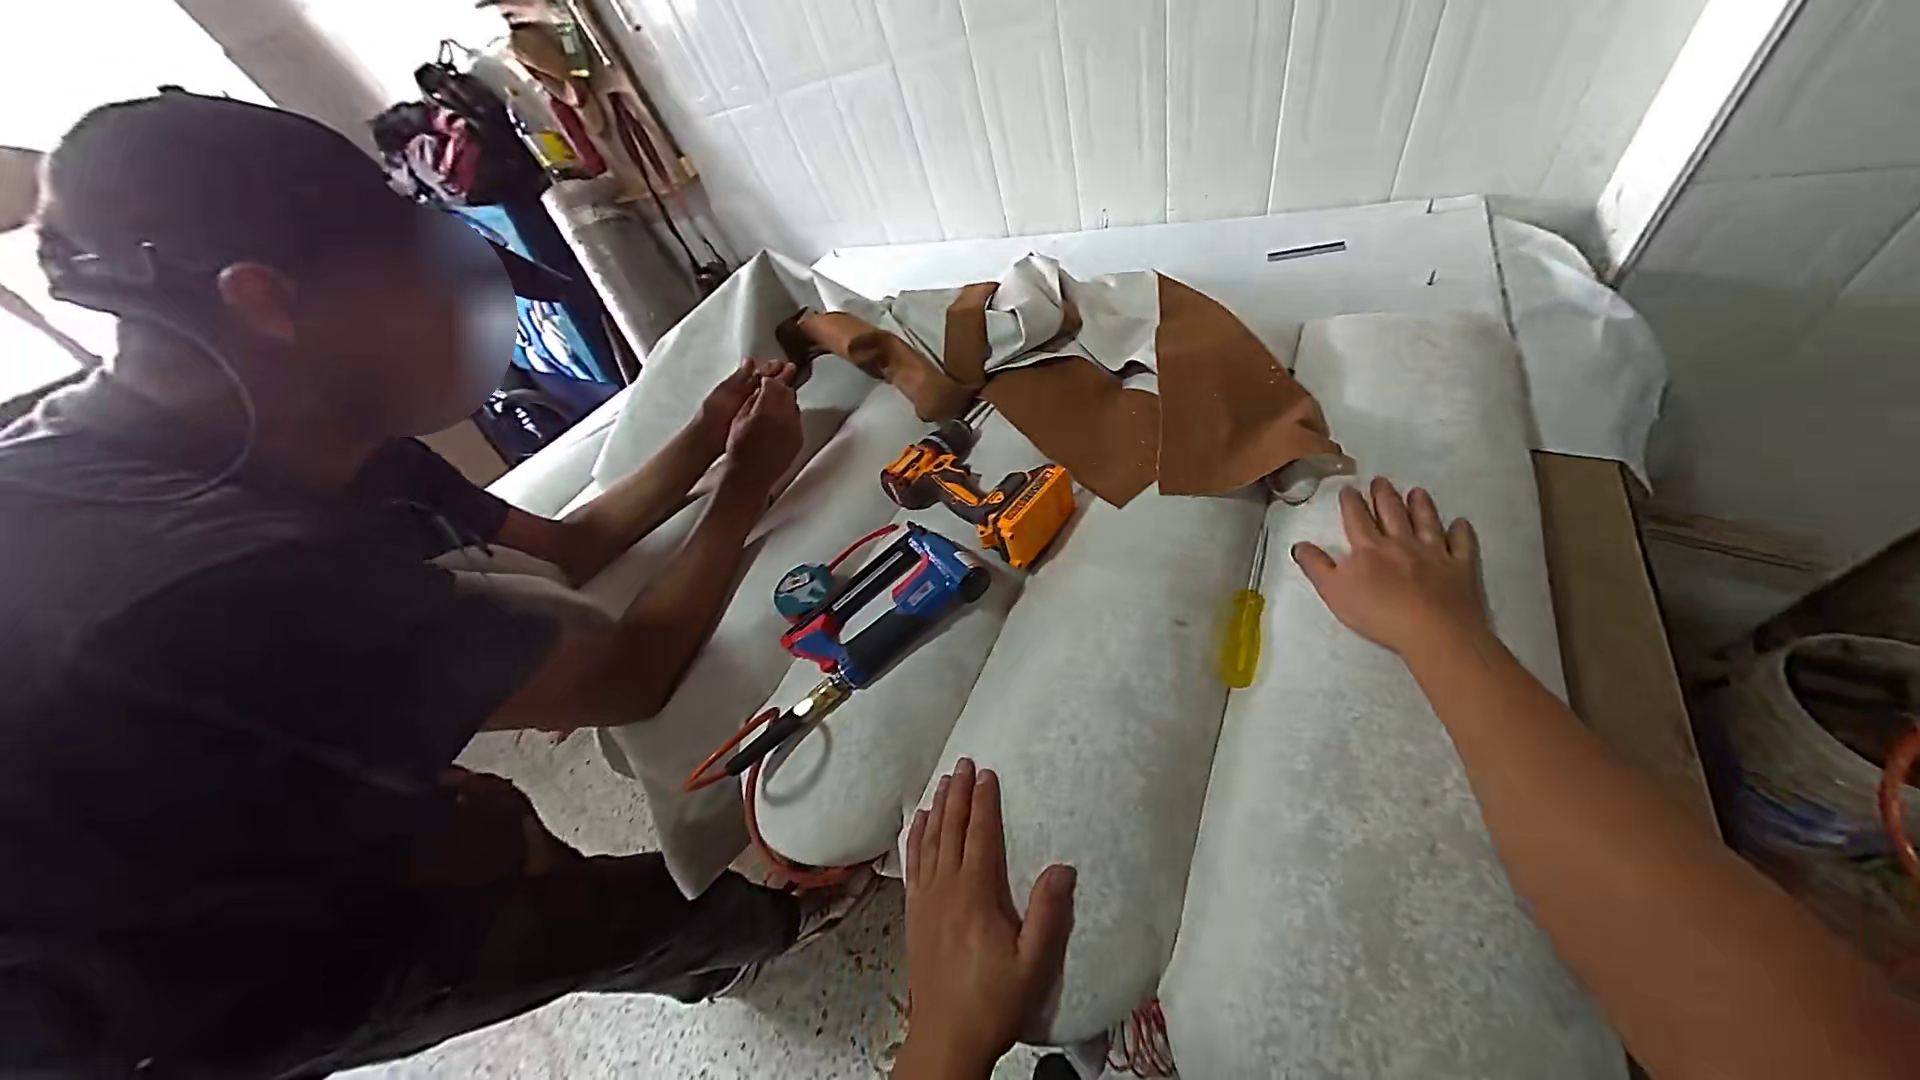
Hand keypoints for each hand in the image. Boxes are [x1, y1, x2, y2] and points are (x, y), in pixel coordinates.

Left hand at [693, 357, 790, 454]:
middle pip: (765, 384)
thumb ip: (739, 379)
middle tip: (793, 370)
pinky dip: (776, 407)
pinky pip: (767, 412)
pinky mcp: (754, 423)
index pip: (758, 374)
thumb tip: (751, 361)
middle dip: (778, 377)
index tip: (784, 364)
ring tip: (792, 385)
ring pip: (767, 397)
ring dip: (779, 391)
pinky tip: (785, 405)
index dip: (771, 369)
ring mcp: (750, 410)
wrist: (708, 441)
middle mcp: (745, 396)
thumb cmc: (713, 416)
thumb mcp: (725, 393)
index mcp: (738, 386)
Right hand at [718, 365, 800, 496]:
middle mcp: (785, 418)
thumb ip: (752, 399)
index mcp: (766, 410)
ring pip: (794, 405)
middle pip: (787, 392)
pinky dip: (790, 415)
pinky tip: (780, 420)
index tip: (763, 379)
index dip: (768, 380)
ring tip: (774, 405)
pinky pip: (797, 420)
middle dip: (778, 388)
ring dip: (785, 401)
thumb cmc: (739, 447)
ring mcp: (795, 430)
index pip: (773, 384)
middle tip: (770, 389)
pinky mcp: (799, 439)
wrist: (750, 475)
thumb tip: (761, 386)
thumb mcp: (739, 419)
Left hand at [898, 759, 1075, 1078]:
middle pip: (951, 828)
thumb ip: (1048, 914)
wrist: (946, 1036)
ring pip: (930, 839)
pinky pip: (913, 862)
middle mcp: (946, 886)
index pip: (979, 834)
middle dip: (958, 792)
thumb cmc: (993, 1000)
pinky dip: (916, 836)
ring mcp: (925, 897)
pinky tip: (919, 821)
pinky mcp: (914, 910)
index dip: (983, 801)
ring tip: (943, 781)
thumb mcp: (1032, 963)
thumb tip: (1062, 867)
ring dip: (938, 806)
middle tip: (963, 763)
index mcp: (975, 893)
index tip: (986, 774)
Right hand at [1292, 477, 1487, 656]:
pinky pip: (1462, 543)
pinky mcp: (1461, 567)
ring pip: (1426, 522)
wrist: (1434, 631)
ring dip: (1420, 505)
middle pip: (1392, 513)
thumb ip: (1316, 566)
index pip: (1357, 518)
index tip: (1349, 489)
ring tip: (1416, 492)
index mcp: (1369, 548)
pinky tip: (1460, 523)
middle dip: (1384, 495)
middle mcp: (1401, 543)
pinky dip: (1461, 531)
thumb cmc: (1378, 613)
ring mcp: (1435, 553)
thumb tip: (1300, 545)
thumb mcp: (1333, 592)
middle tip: (1381, 481)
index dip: (1351, 502)